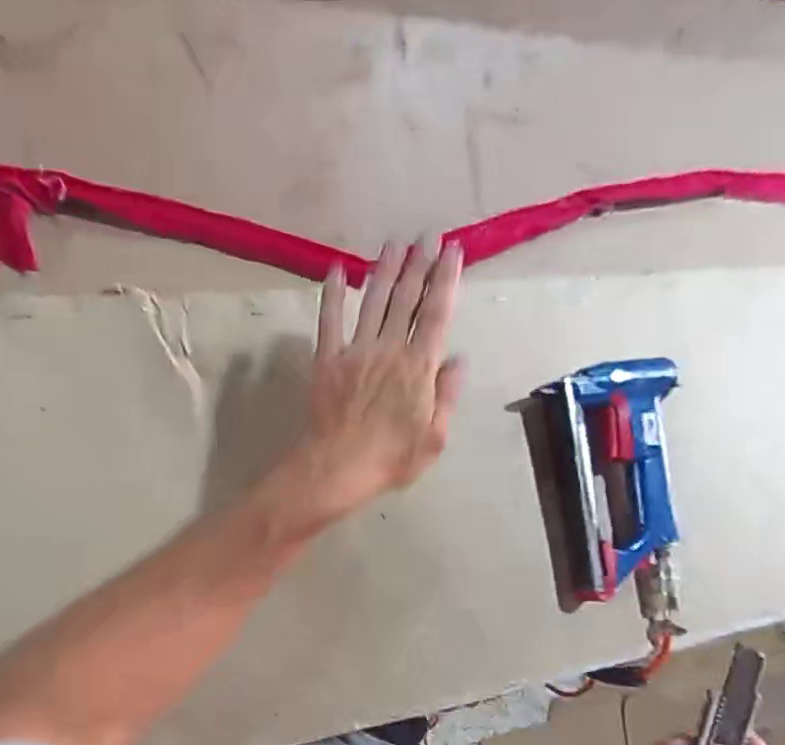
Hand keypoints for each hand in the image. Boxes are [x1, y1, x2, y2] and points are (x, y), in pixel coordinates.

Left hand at [274, 239, 465, 526]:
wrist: (335, 468)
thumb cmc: (389, 460)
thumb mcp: (434, 437)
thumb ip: (447, 395)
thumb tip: (458, 358)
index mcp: (419, 368)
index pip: (437, 314)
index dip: (446, 279)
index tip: (453, 250)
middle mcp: (388, 350)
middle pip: (406, 299)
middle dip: (419, 265)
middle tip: (428, 236)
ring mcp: (355, 352)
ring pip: (373, 302)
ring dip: (384, 270)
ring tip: (394, 244)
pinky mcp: (326, 360)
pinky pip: (329, 321)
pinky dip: (333, 294)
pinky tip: (338, 270)